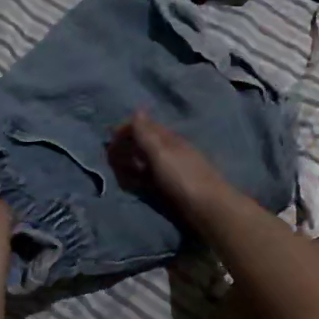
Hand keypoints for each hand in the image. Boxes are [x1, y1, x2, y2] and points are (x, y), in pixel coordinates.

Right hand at [107, 111, 237, 225]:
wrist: (207, 208)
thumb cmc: (183, 178)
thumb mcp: (161, 152)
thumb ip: (146, 134)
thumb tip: (137, 109)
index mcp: (167, 138)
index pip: (143, 126)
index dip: (125, 131)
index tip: (110, 142)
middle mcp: (167, 151)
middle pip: (141, 144)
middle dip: (125, 149)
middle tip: (112, 161)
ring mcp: (168, 170)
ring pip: (143, 162)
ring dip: (129, 166)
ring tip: (121, 175)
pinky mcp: (168, 188)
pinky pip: (147, 179)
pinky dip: (137, 180)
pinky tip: (133, 186)